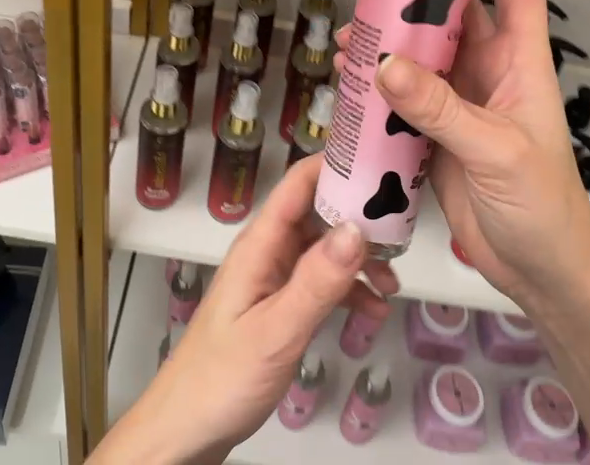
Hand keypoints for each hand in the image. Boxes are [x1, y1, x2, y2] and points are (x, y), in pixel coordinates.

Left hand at [96, 156, 399, 463]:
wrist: (187, 427)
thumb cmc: (224, 376)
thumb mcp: (277, 329)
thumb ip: (318, 280)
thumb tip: (358, 227)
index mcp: (260, 244)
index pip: (299, 183)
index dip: (337, 164)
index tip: (381, 162)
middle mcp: (267, 252)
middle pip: (318, 213)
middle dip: (360, 218)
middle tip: (402, 234)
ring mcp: (272, 278)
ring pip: (323, 250)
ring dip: (359, 259)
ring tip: (392, 283)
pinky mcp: (278, 305)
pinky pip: (320, 283)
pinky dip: (348, 290)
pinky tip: (373, 310)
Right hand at [365, 0, 589, 304]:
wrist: (541, 274)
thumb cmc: (543, 207)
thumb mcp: (495, 151)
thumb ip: (440, 109)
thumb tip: (385, 64)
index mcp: (519, 65)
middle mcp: (488, 75)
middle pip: (451, 19)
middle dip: (412, 6)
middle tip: (368, 10)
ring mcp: (459, 105)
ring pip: (420, 58)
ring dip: (386, 49)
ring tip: (347, 50)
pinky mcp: (435, 135)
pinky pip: (403, 100)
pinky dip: (377, 91)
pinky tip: (351, 89)